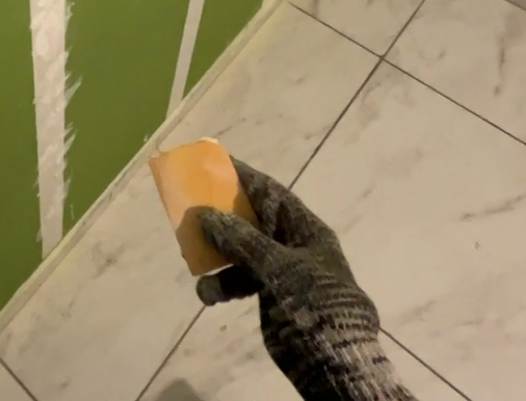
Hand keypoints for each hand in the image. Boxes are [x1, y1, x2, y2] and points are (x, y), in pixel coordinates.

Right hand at [196, 160, 414, 400]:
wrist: (335, 363)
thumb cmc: (314, 303)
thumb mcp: (278, 265)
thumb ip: (240, 238)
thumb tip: (203, 214)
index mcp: (304, 229)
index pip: (269, 192)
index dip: (241, 176)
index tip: (211, 163)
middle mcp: (291, 244)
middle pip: (249, 219)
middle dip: (219, 216)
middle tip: (190, 209)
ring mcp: (281, 270)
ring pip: (239, 250)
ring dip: (214, 254)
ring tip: (190, 257)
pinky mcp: (270, 294)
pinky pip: (239, 279)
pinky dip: (220, 284)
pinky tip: (206, 294)